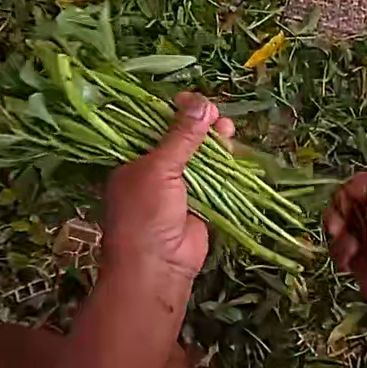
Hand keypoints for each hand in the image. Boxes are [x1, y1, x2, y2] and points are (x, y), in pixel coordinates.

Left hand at [101, 93, 233, 296]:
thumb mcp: (159, 169)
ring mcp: (177, 189)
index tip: (193, 100)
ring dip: (213, 144)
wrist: (158, 267)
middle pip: (179, 141)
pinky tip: (234, 151)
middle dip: (198, 126)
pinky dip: (224, 167)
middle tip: (216, 113)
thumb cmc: (146, 214)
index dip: (173, 113)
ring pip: (199, 159)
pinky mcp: (199, 204)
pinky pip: (213, 180)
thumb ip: (182, 137)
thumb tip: (203, 103)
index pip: (153, 127)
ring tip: (228, 128)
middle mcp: (153, 172)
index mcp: (132, 161)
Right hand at [322, 171, 366, 315]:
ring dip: (339, 240)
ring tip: (351, 253)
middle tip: (339, 229)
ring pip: (338, 228)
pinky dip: (341, 256)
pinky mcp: (359, 260)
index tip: (346, 207)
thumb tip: (350, 185)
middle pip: (343, 206)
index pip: (358, 185)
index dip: (347, 194)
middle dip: (338, 217)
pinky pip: (339, 250)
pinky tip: (349, 265)